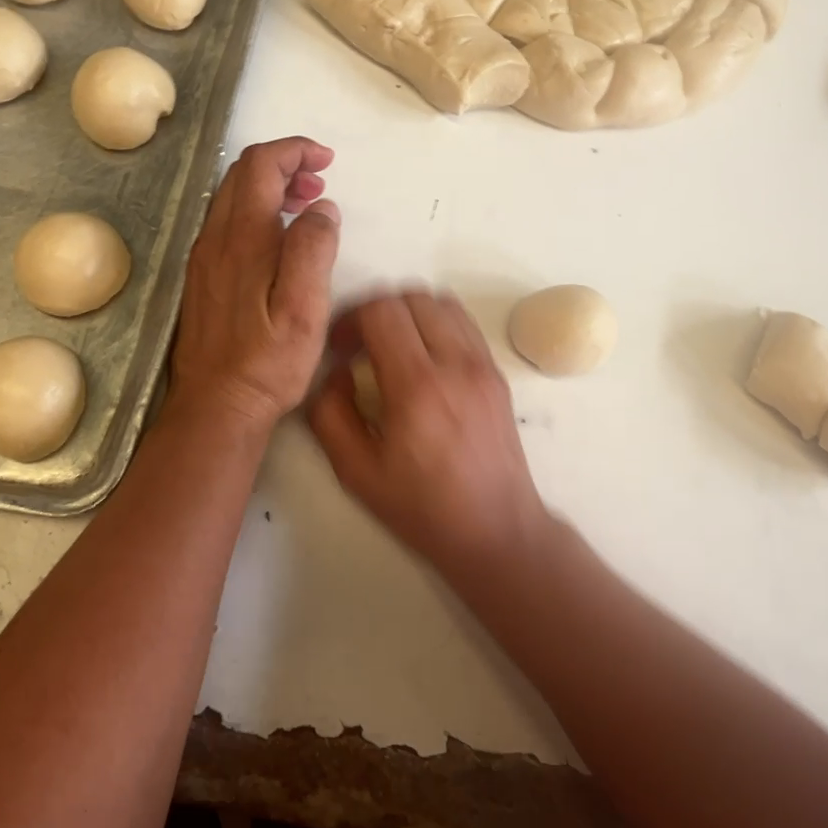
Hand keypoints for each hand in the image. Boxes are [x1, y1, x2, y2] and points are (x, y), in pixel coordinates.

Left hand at [169, 137, 340, 430]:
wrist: (215, 406)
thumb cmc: (267, 362)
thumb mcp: (304, 307)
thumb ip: (313, 248)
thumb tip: (320, 208)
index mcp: (243, 238)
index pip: (261, 165)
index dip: (294, 150)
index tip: (326, 160)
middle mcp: (215, 239)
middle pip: (242, 175)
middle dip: (283, 165)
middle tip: (319, 183)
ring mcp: (204, 260)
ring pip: (232, 199)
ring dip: (269, 190)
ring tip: (305, 207)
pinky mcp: (202, 280)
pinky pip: (227, 226)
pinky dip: (256, 215)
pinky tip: (277, 244)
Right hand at [309, 291, 546, 572]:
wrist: (496, 530)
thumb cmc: (422, 507)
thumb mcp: (356, 472)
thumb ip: (330, 415)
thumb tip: (335, 375)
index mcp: (416, 386)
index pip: (381, 311)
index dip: (350, 319)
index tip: (339, 349)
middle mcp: (455, 363)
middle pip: (411, 297)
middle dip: (376, 311)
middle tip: (359, 345)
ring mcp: (482, 365)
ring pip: (441, 303)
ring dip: (408, 314)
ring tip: (390, 349)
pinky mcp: (497, 374)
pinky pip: (464, 325)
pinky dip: (436, 325)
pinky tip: (422, 361)